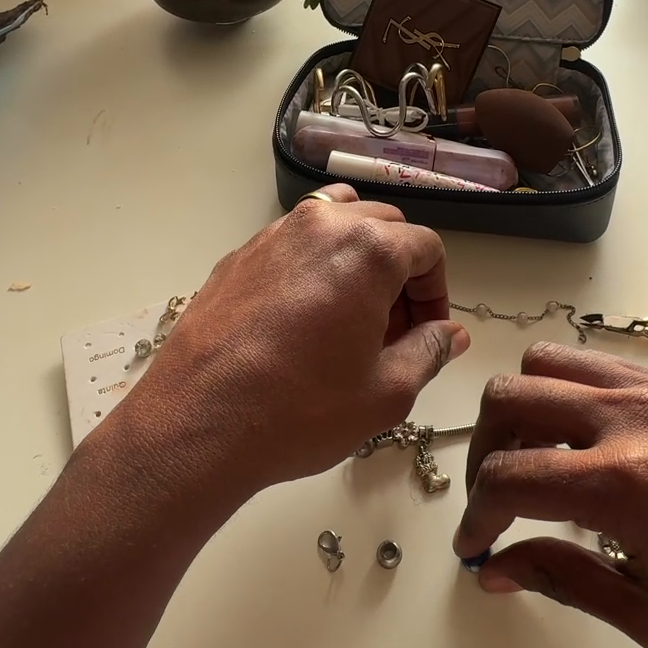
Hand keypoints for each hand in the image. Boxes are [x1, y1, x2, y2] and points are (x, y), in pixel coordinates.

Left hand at [115, 184, 470, 495]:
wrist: (196, 424)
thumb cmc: (300, 411)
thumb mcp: (385, 392)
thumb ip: (429, 351)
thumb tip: (450, 334)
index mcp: (368, 249)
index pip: (426, 247)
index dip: (436, 291)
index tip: (425, 333)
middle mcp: (323, 225)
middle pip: (384, 227)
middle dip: (400, 273)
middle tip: (392, 330)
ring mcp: (274, 234)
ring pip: (337, 223)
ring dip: (357, 258)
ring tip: (349, 312)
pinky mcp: (239, 253)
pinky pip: (294, 241)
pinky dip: (314, 263)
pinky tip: (302, 318)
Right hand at [451, 343, 647, 647]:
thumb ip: (562, 578)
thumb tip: (495, 568)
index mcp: (623, 486)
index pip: (507, 478)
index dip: (477, 514)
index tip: (476, 544)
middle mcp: (632, 417)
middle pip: (509, 396)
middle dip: (483, 448)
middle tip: (496, 496)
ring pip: (548, 361)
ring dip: (522, 406)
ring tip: (535, 456)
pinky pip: (599, 362)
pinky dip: (569, 388)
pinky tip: (586, 436)